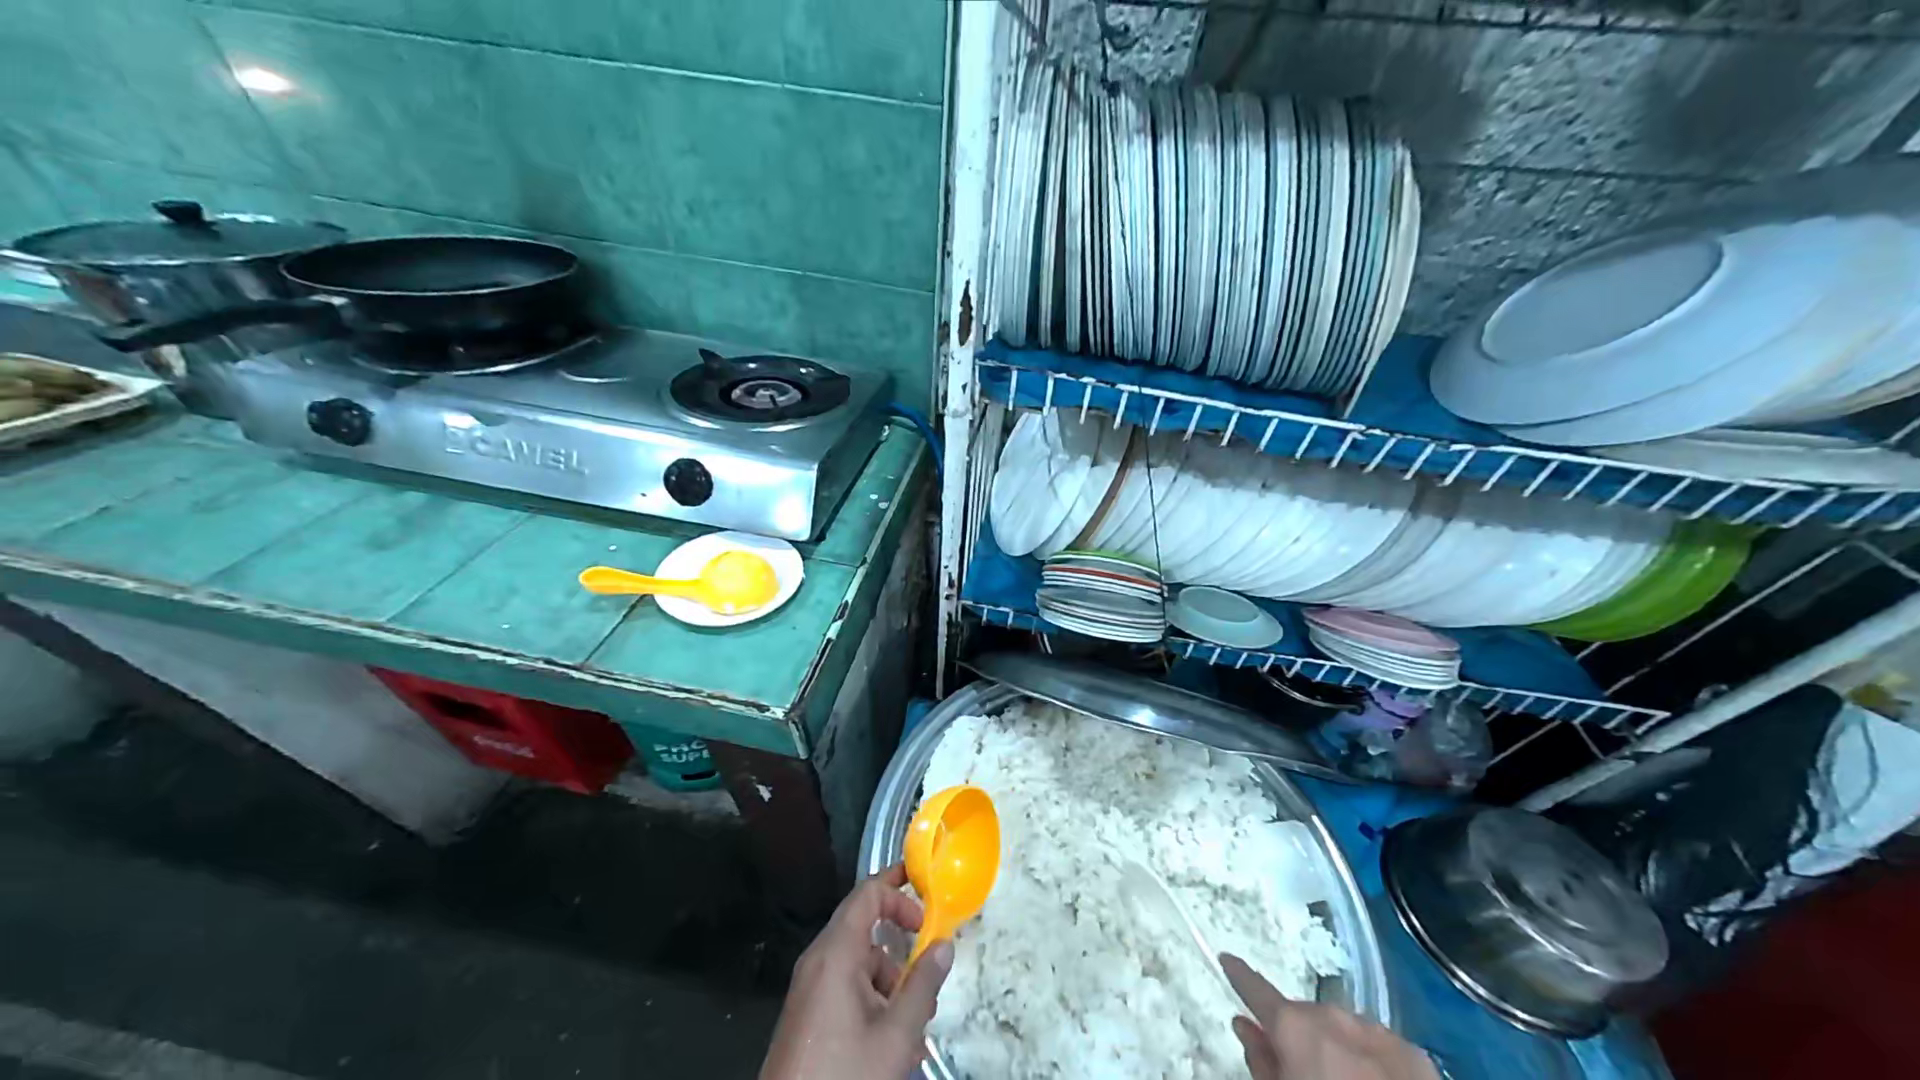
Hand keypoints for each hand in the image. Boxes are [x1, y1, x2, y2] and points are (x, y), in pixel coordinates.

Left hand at [761, 864, 952, 1079]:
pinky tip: (893, 1041)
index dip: (899, 888)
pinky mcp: (808, 1012)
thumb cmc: (846, 1074)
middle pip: (865, 929)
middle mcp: (818, 960)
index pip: (867, 894)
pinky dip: (873, 1000)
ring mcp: (810, 986)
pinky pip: (847, 987)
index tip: (930, 904)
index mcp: (836, 953)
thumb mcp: (896, 1035)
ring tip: (914, 1026)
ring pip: (860, 963)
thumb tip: (944, 943)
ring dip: (891, 982)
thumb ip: (923, 984)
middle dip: (901, 948)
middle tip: (929, 973)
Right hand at [1222, 953, 1438, 1079]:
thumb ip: (1261, 1063)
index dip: (1239, 974)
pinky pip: (1378, 1045)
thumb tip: (1246, 1026)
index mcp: (1293, 1027)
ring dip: (1336, 1046)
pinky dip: (1371, 1060)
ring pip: (1342, 1028)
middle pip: (1303, 1014)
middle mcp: (1331, 1015)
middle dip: (1299, 1034)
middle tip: (1303, 1069)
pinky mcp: (1414, 1052)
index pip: (1255, 989)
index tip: (1227, 959)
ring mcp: (1375, 1030)